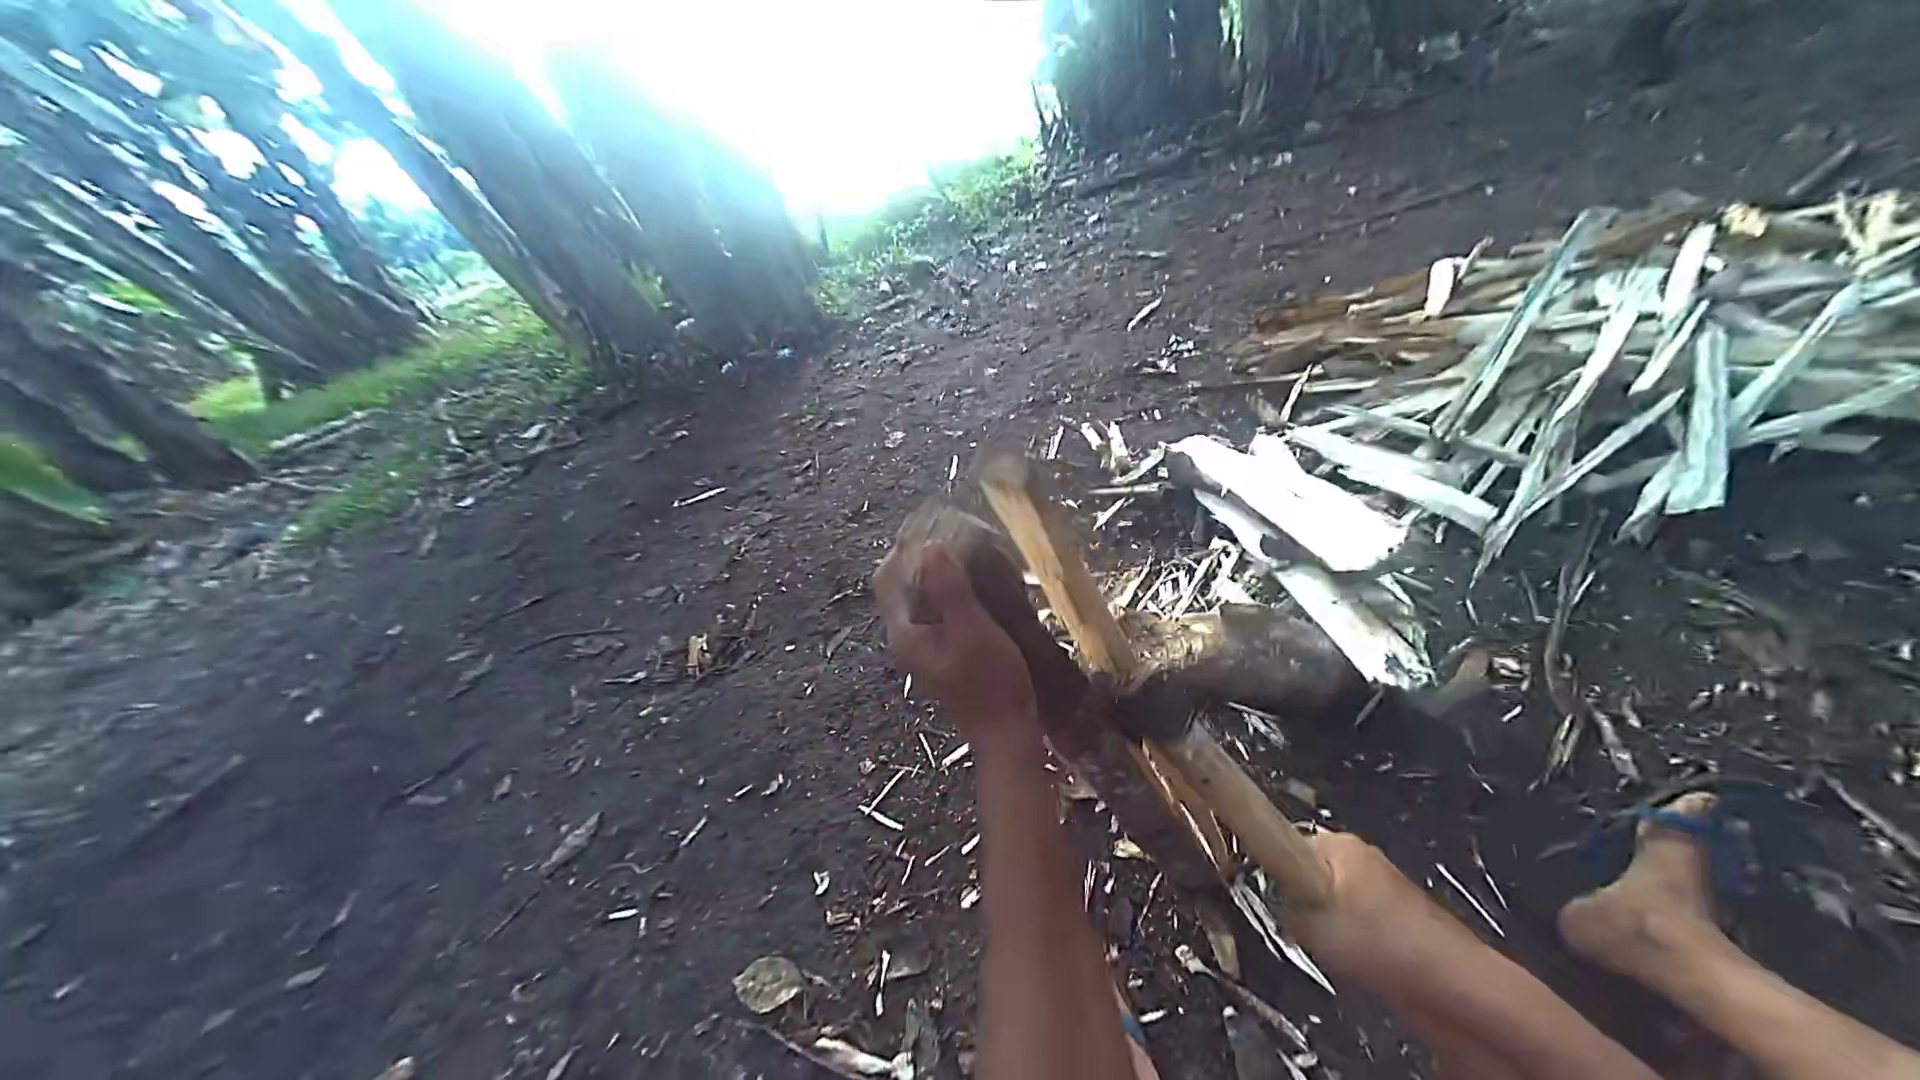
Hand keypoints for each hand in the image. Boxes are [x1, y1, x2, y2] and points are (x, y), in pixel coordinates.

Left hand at [874, 538, 1037, 736]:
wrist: (1006, 732)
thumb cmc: (991, 681)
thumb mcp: (972, 630)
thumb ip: (949, 589)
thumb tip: (932, 547)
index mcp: (905, 632)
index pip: (887, 578)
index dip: (903, 548)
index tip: (929, 523)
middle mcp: (906, 638)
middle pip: (898, 586)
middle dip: (915, 556)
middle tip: (945, 533)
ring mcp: (923, 647)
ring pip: (915, 598)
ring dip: (930, 572)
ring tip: (958, 550)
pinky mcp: (941, 652)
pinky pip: (932, 610)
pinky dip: (943, 590)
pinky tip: (968, 583)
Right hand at [1284, 831, 1486, 982]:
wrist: (1455, 988)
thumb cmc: (1379, 940)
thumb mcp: (1306, 915)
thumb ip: (1280, 896)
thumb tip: (1275, 896)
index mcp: (1340, 843)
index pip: (1288, 844)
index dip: (1277, 872)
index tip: (1276, 897)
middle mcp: (1364, 859)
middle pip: (1311, 875)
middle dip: (1303, 903)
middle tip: (1304, 928)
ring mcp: (1386, 893)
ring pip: (1335, 905)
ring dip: (1330, 928)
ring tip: (1335, 950)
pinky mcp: (1402, 925)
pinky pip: (1359, 928)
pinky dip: (1354, 945)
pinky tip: (1360, 964)